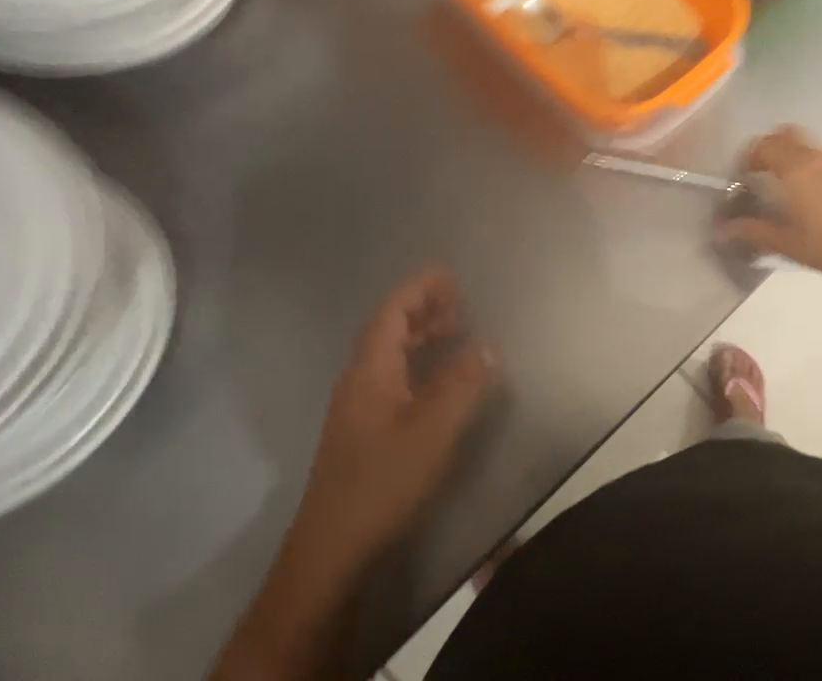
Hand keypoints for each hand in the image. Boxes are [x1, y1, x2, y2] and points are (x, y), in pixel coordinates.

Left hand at [294, 268, 499, 562]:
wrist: (333, 548)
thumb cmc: (383, 482)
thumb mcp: (434, 431)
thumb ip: (463, 385)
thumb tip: (487, 347)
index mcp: (370, 372)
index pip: (392, 314)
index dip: (419, 290)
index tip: (449, 273)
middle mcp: (359, 382)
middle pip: (387, 330)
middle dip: (422, 310)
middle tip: (460, 302)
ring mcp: (358, 409)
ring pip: (390, 357)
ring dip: (420, 338)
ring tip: (455, 332)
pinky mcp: (363, 434)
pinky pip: (393, 380)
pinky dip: (418, 366)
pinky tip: (439, 383)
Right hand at [719, 126, 821, 285]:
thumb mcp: (787, 244)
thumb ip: (752, 231)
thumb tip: (722, 229)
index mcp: (796, 169)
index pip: (764, 145)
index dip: (749, 156)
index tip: (745, 175)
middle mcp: (820, 156)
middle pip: (789, 135)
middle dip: (774, 148)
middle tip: (769, 174)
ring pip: (815, 150)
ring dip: (803, 163)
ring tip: (804, 195)